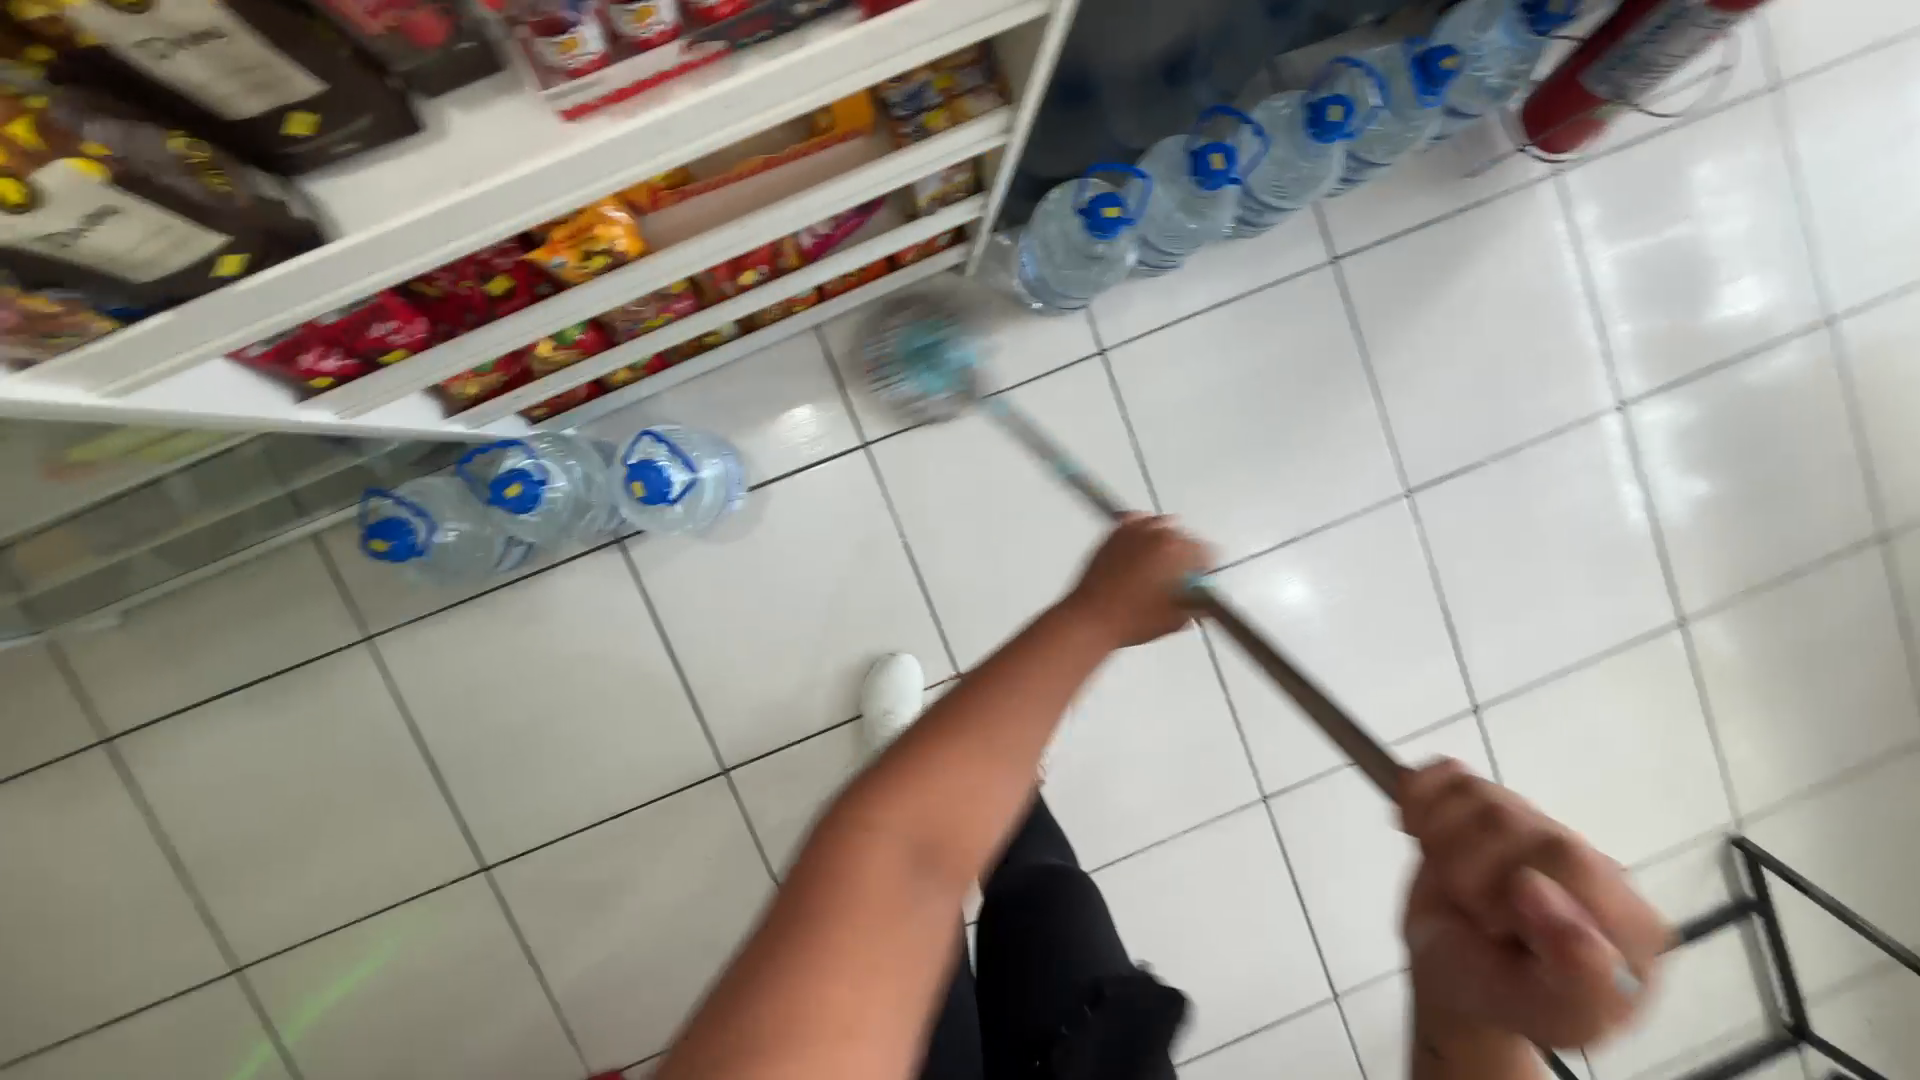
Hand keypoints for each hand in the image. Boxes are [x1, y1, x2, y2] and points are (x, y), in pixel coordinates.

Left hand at [1061, 514, 1212, 647]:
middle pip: (1185, 537)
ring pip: (1162, 525)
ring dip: (1166, 540)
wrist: (1091, 618)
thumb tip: (1204, 599)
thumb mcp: (1176, 619)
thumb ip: (1197, 605)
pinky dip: (1142, 528)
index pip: (1207, 551)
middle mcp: (1159, 534)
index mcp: (1179, 552)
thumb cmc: (1134, 621)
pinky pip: (1136, 520)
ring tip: (1159, 562)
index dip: (1206, 568)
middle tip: (1179, 577)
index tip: (1200, 581)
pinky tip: (1141, 543)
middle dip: (1186, 554)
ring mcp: (1134, 530)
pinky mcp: (1114, 533)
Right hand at [1399, 761, 1668, 1048]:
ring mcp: (1533, 824)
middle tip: (1473, 913)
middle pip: (1509, 819)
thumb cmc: (1504, 999)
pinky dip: (1420, 798)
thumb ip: (1576, 976)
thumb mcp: (1551, 1018)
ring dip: (1440, 843)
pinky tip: (1425, 836)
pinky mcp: (1483, 802)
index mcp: (1627, 914)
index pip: (1566, 857)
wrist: (1455, 977)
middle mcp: (1589, 860)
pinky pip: (1445, 772)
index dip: (1508, 884)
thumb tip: (1538, 888)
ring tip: (1455, 886)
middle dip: (1467, 869)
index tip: (1493, 927)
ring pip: (1473, 794)